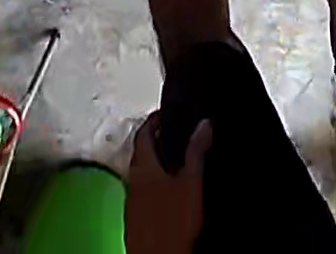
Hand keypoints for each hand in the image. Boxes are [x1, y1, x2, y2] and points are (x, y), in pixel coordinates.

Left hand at [126, 114, 209, 253]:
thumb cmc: (172, 221)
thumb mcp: (191, 181)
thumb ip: (196, 150)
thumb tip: (204, 123)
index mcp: (142, 167)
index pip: (142, 133)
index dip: (154, 120)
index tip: (166, 114)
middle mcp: (132, 181)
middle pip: (140, 152)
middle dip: (155, 141)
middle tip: (173, 134)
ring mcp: (131, 202)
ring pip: (140, 173)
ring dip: (154, 163)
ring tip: (175, 161)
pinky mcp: (134, 220)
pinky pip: (141, 192)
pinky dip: (153, 183)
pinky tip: (168, 191)